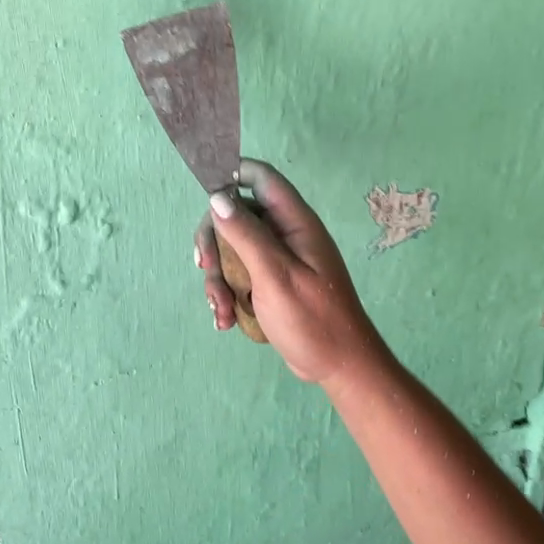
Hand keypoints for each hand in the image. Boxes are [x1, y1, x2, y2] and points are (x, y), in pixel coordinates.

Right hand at [194, 159, 388, 385]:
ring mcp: (277, 257)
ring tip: (220, 309)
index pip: (260, 177)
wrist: (338, 367)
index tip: (206, 197)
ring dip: (219, 276)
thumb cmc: (313, 319)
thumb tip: (217, 197)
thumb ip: (245, 234)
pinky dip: (227, 292)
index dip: (231, 176)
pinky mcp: (270, 280)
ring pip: (231, 248)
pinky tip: (226, 318)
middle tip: (205, 270)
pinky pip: (238, 273)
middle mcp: (285, 233)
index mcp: (294, 222)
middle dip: (215, 243)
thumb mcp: (274, 275)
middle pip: (236, 215)